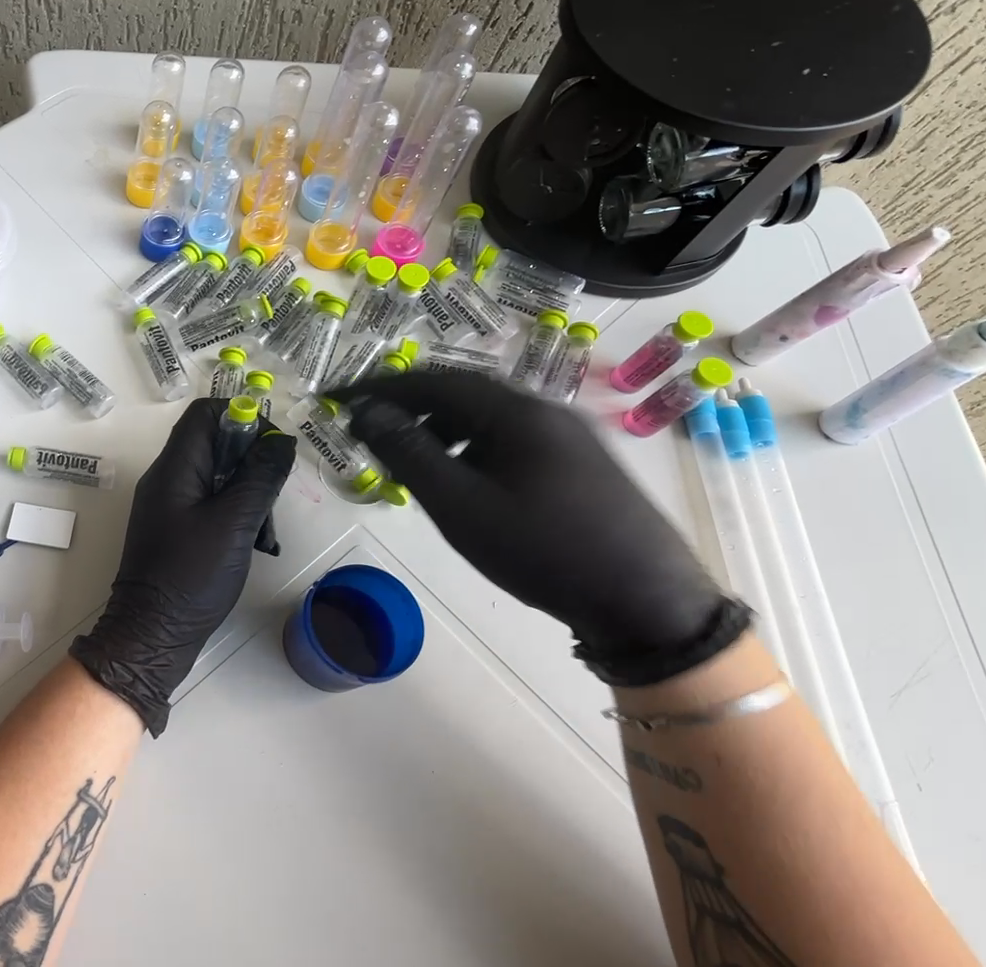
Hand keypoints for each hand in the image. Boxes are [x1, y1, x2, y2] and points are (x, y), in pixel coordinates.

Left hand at [70, 399, 295, 734]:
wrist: (152, 634)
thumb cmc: (191, 576)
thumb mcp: (235, 523)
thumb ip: (259, 477)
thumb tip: (280, 440)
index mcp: (174, 468)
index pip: (204, 414)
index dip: (241, 418)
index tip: (271, 448)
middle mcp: (166, 478)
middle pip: (213, 443)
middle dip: (250, 461)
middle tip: (272, 495)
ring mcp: (168, 504)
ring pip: (215, 475)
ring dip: (246, 492)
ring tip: (264, 529)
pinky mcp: (174, 528)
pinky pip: (208, 502)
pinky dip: (234, 513)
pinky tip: (251, 541)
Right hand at [329, 372, 746, 685]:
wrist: (650, 604)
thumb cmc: (543, 551)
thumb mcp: (460, 505)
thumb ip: (407, 453)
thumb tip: (364, 411)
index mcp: (517, 412)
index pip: (432, 381)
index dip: (377, 388)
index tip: (335, 400)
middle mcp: (546, 410)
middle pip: (462, 393)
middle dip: (407, 407)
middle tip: (366, 432)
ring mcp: (570, 436)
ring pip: (488, 417)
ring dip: (439, 428)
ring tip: (407, 461)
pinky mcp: (582, 463)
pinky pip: (511, 438)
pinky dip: (471, 446)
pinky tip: (462, 480)